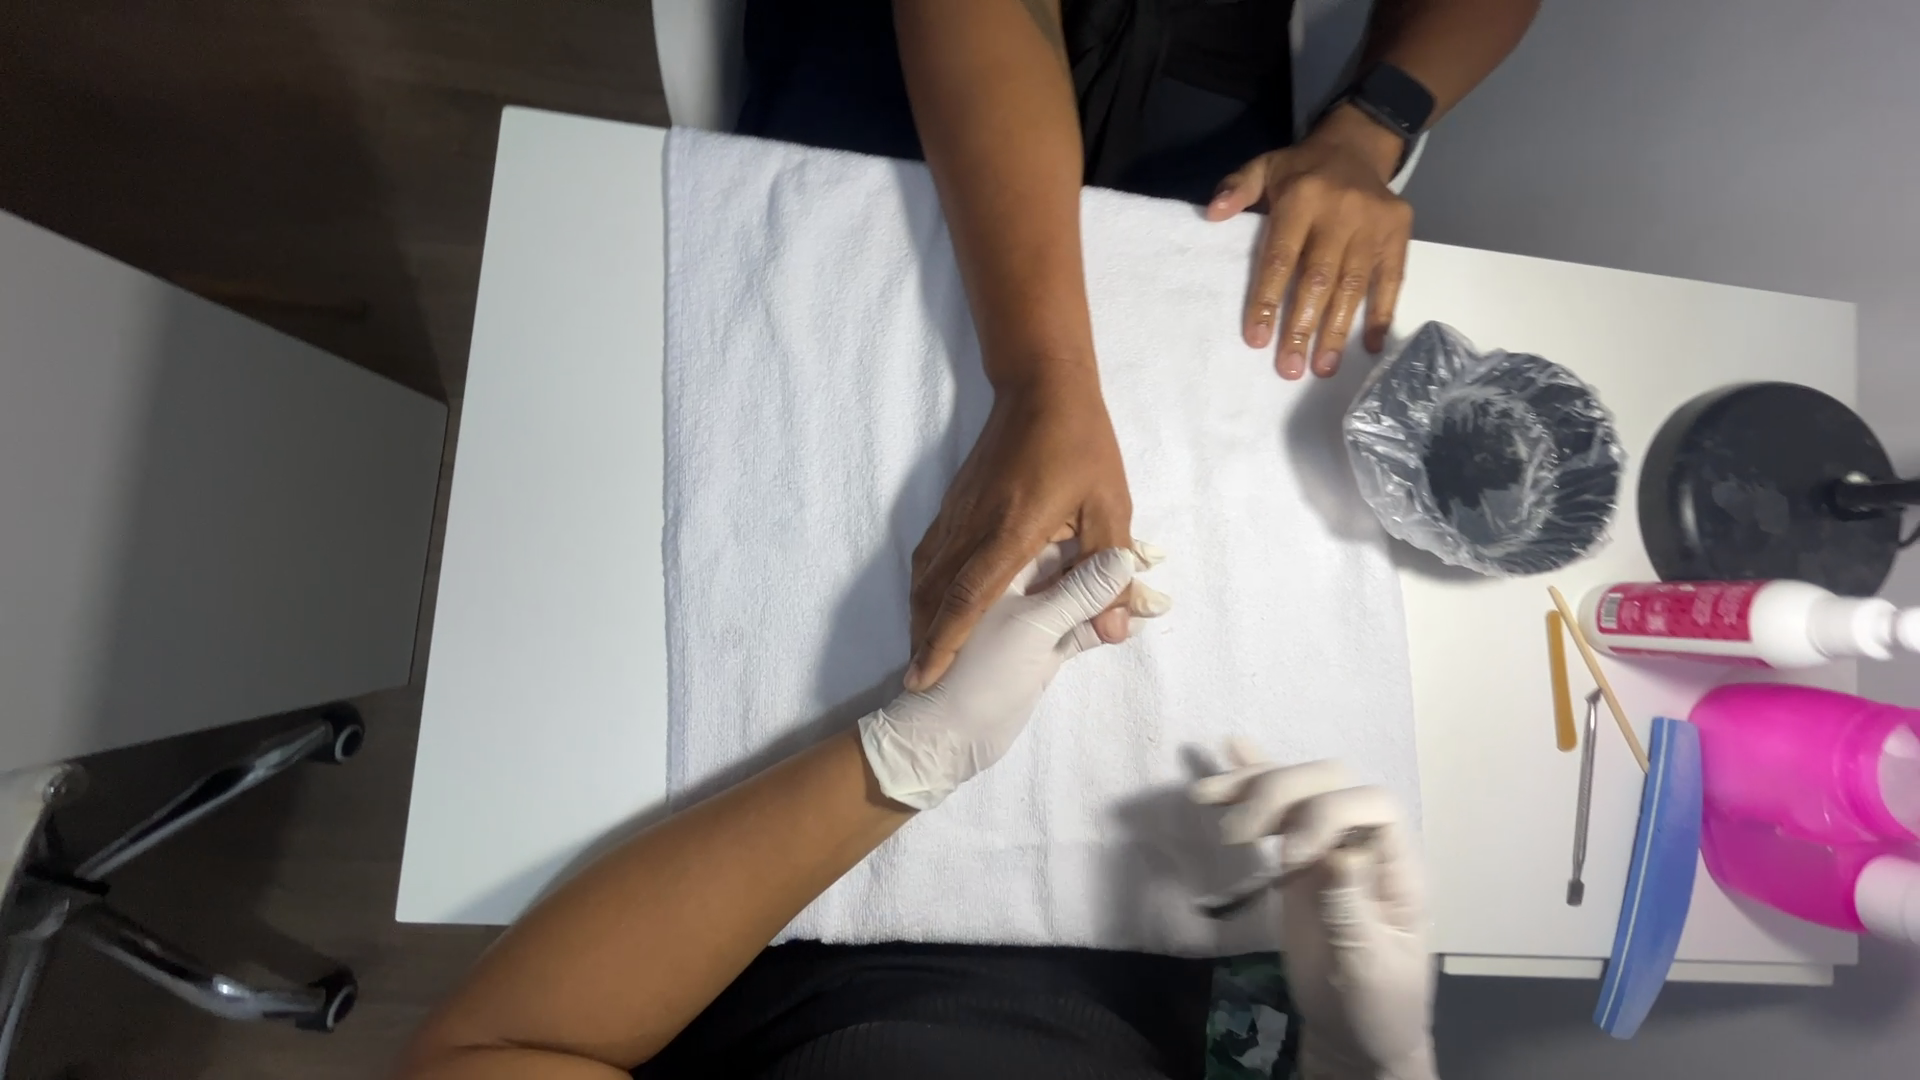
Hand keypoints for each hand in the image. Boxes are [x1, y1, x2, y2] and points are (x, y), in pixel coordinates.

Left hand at [863, 545, 1160, 809]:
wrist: (951, 734)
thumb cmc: (983, 670)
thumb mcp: (1034, 624)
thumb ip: (1080, 591)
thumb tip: (1125, 556)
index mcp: (1002, 569)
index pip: (1057, 542)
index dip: (1098, 539)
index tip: (1139, 539)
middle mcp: (1015, 588)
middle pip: (1071, 570)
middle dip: (1112, 570)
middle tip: (1157, 564)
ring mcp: (1028, 621)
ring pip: (1077, 602)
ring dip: (1112, 601)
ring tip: (1157, 599)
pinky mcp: (1039, 652)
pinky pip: (1076, 631)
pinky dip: (1101, 627)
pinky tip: (1133, 624)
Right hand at [908, 367, 1139, 690]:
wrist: (1041, 387)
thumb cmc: (1082, 445)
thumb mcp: (1109, 504)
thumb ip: (1106, 571)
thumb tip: (1113, 630)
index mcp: (1014, 529)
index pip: (969, 595)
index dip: (946, 641)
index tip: (925, 676)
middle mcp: (974, 525)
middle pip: (934, 591)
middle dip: (923, 639)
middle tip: (917, 678)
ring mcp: (956, 512)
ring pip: (925, 572)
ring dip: (918, 615)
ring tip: (920, 650)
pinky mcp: (952, 502)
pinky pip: (929, 553)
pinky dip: (923, 586)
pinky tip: (929, 603)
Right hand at [1192, 739, 1436, 1079]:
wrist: (1354, 1031)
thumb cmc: (1375, 1007)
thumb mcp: (1369, 969)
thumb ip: (1352, 909)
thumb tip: (1336, 852)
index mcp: (1398, 868)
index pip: (1372, 804)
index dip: (1327, 813)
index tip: (1289, 856)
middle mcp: (1364, 841)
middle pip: (1327, 781)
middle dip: (1277, 792)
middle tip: (1236, 834)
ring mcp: (1327, 841)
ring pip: (1295, 785)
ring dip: (1251, 783)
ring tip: (1206, 796)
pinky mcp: (1295, 850)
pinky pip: (1276, 806)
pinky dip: (1251, 778)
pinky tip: (1228, 752)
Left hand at [1207, 104, 1413, 380]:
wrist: (1358, 144)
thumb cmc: (1299, 172)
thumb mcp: (1263, 167)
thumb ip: (1237, 188)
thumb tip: (1212, 213)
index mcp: (1303, 199)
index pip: (1281, 259)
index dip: (1268, 301)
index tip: (1257, 340)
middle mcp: (1342, 213)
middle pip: (1319, 279)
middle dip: (1303, 328)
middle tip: (1289, 368)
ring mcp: (1375, 225)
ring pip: (1353, 286)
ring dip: (1337, 331)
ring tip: (1322, 369)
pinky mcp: (1399, 234)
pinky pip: (1392, 279)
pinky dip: (1381, 315)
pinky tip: (1369, 347)